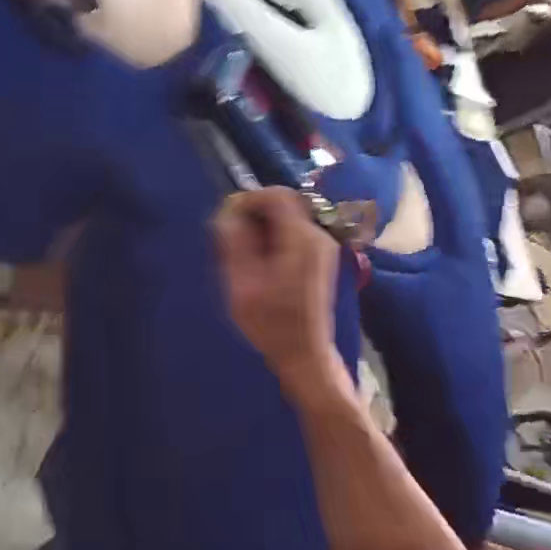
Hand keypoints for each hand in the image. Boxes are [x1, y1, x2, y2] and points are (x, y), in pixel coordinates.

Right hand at [213, 188, 342, 387]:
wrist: (304, 354)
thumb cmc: (271, 323)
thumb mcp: (242, 284)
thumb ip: (234, 243)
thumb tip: (228, 212)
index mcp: (301, 239)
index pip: (277, 195)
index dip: (250, 198)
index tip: (228, 215)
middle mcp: (317, 236)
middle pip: (285, 203)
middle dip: (255, 211)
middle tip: (230, 232)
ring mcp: (323, 247)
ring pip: (289, 216)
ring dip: (263, 224)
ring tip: (241, 247)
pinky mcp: (321, 258)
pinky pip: (295, 231)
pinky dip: (274, 235)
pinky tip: (258, 258)